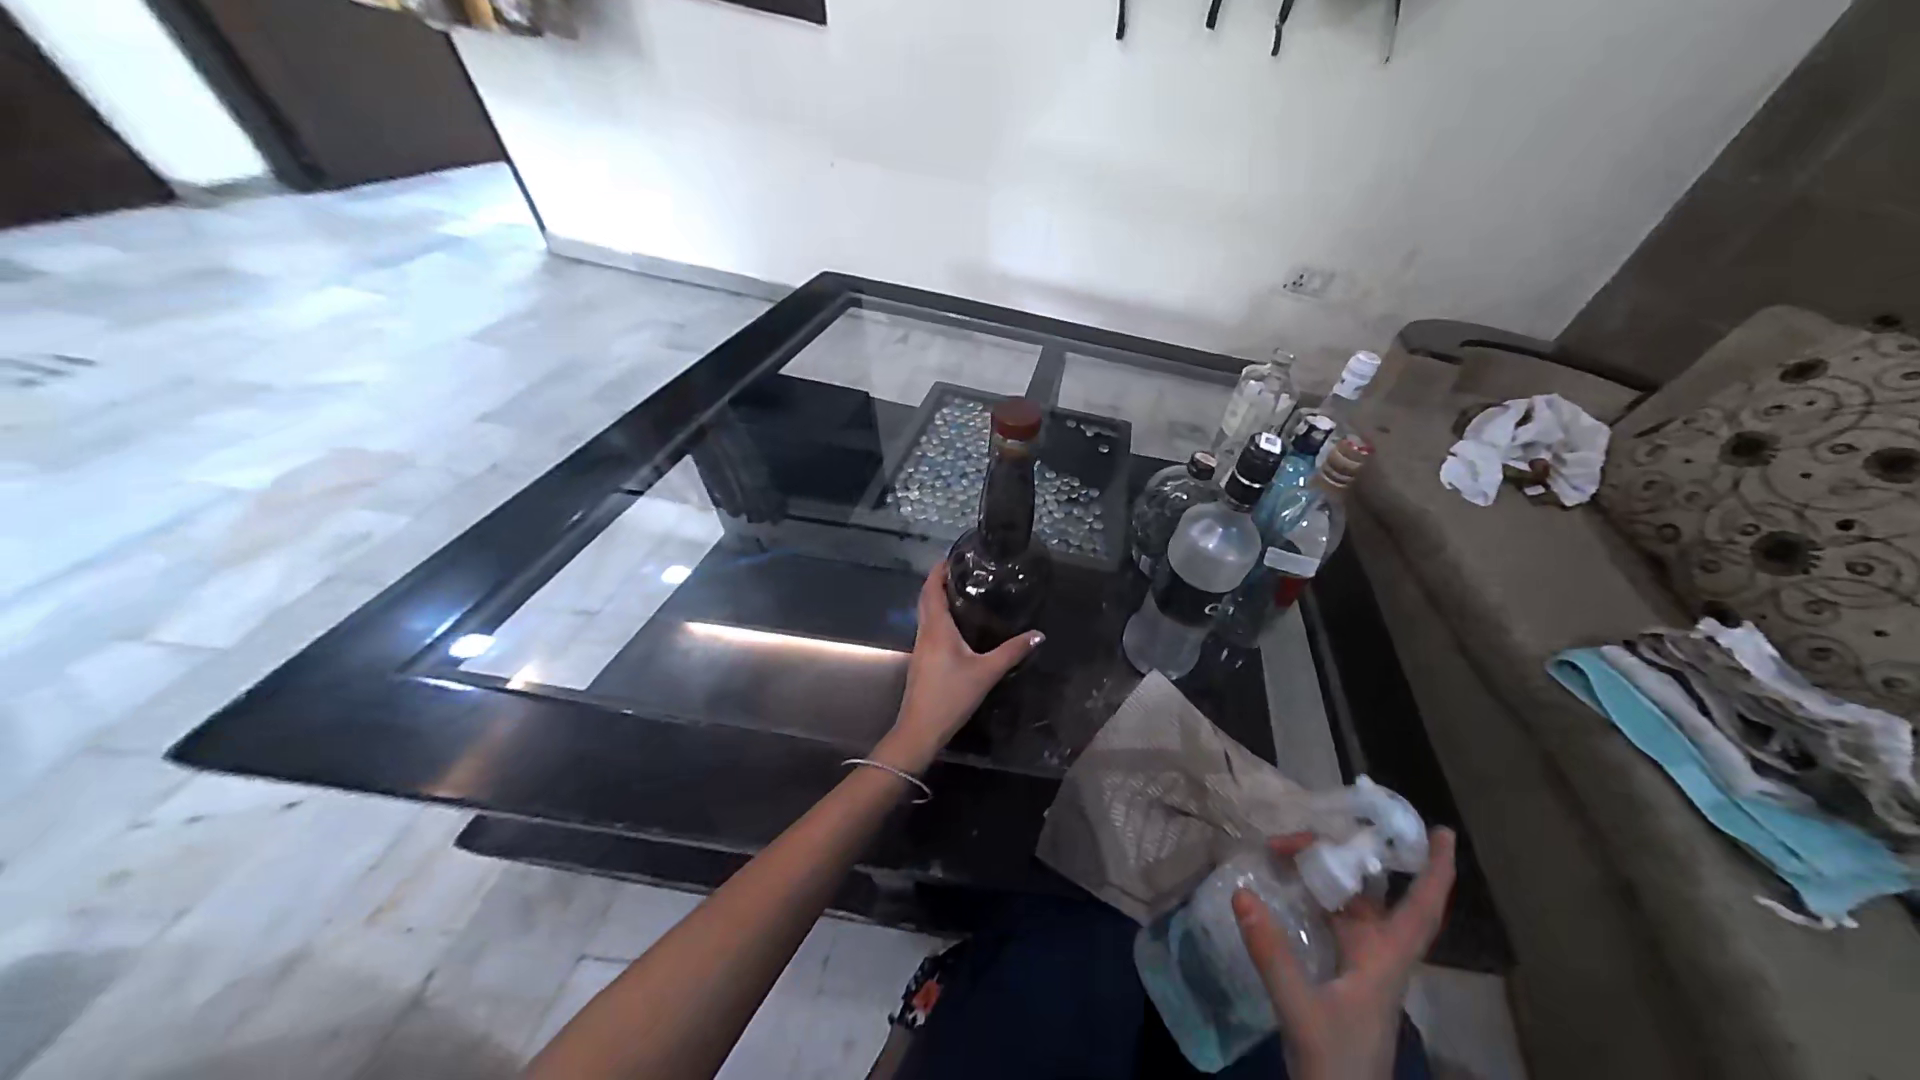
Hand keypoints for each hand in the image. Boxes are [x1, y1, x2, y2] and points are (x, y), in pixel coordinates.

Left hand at [874, 562, 1041, 773]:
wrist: (921, 729)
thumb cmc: (951, 696)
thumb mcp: (986, 672)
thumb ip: (1012, 652)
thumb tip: (1038, 634)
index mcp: (937, 629)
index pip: (931, 590)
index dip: (938, 571)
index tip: (952, 557)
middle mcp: (925, 633)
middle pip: (926, 599)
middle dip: (938, 582)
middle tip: (961, 571)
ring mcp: (920, 648)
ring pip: (926, 614)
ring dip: (937, 599)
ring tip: (962, 591)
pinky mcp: (922, 661)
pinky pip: (928, 629)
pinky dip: (939, 617)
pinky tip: (957, 625)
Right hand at [1233, 828, 1456, 1079]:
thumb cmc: (1338, 1065)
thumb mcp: (1302, 1009)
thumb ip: (1272, 953)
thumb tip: (1241, 893)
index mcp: (1387, 961)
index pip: (1422, 909)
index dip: (1435, 870)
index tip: (1440, 832)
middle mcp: (1379, 956)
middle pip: (1373, 895)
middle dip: (1347, 857)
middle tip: (1307, 831)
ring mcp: (1359, 966)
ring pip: (1349, 907)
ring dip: (1324, 876)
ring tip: (1287, 849)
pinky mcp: (1339, 976)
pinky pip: (1330, 923)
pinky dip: (1311, 898)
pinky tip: (1285, 887)